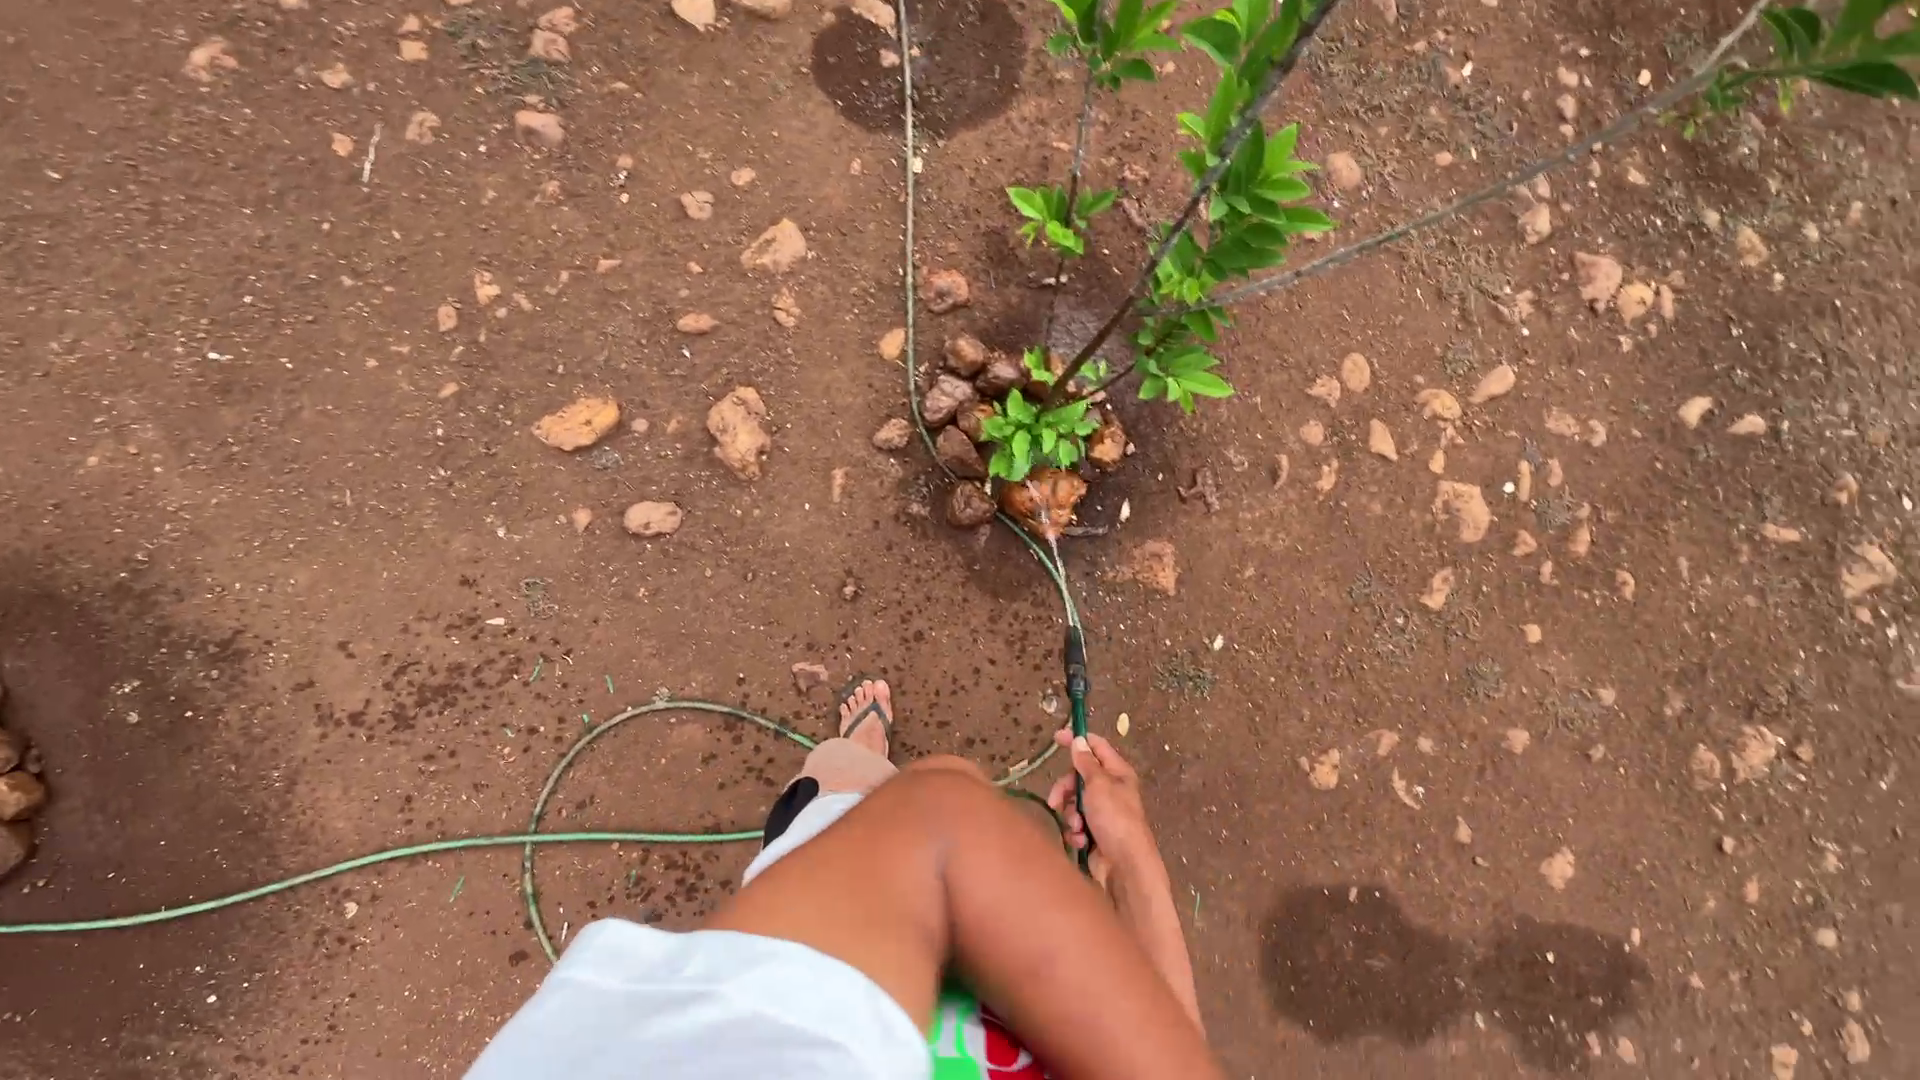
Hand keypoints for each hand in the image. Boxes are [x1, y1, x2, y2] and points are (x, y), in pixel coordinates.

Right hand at [1045, 728, 1159, 883]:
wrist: (1124, 867)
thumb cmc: (1114, 819)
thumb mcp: (1098, 784)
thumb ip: (1086, 762)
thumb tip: (1080, 740)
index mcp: (1117, 773)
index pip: (1096, 746)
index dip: (1077, 740)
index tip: (1056, 737)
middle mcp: (1111, 789)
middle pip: (1079, 776)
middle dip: (1066, 788)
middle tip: (1057, 800)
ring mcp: (1103, 812)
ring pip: (1074, 802)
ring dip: (1070, 813)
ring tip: (1077, 826)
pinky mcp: (1095, 833)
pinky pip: (1076, 823)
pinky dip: (1076, 831)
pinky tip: (1081, 840)